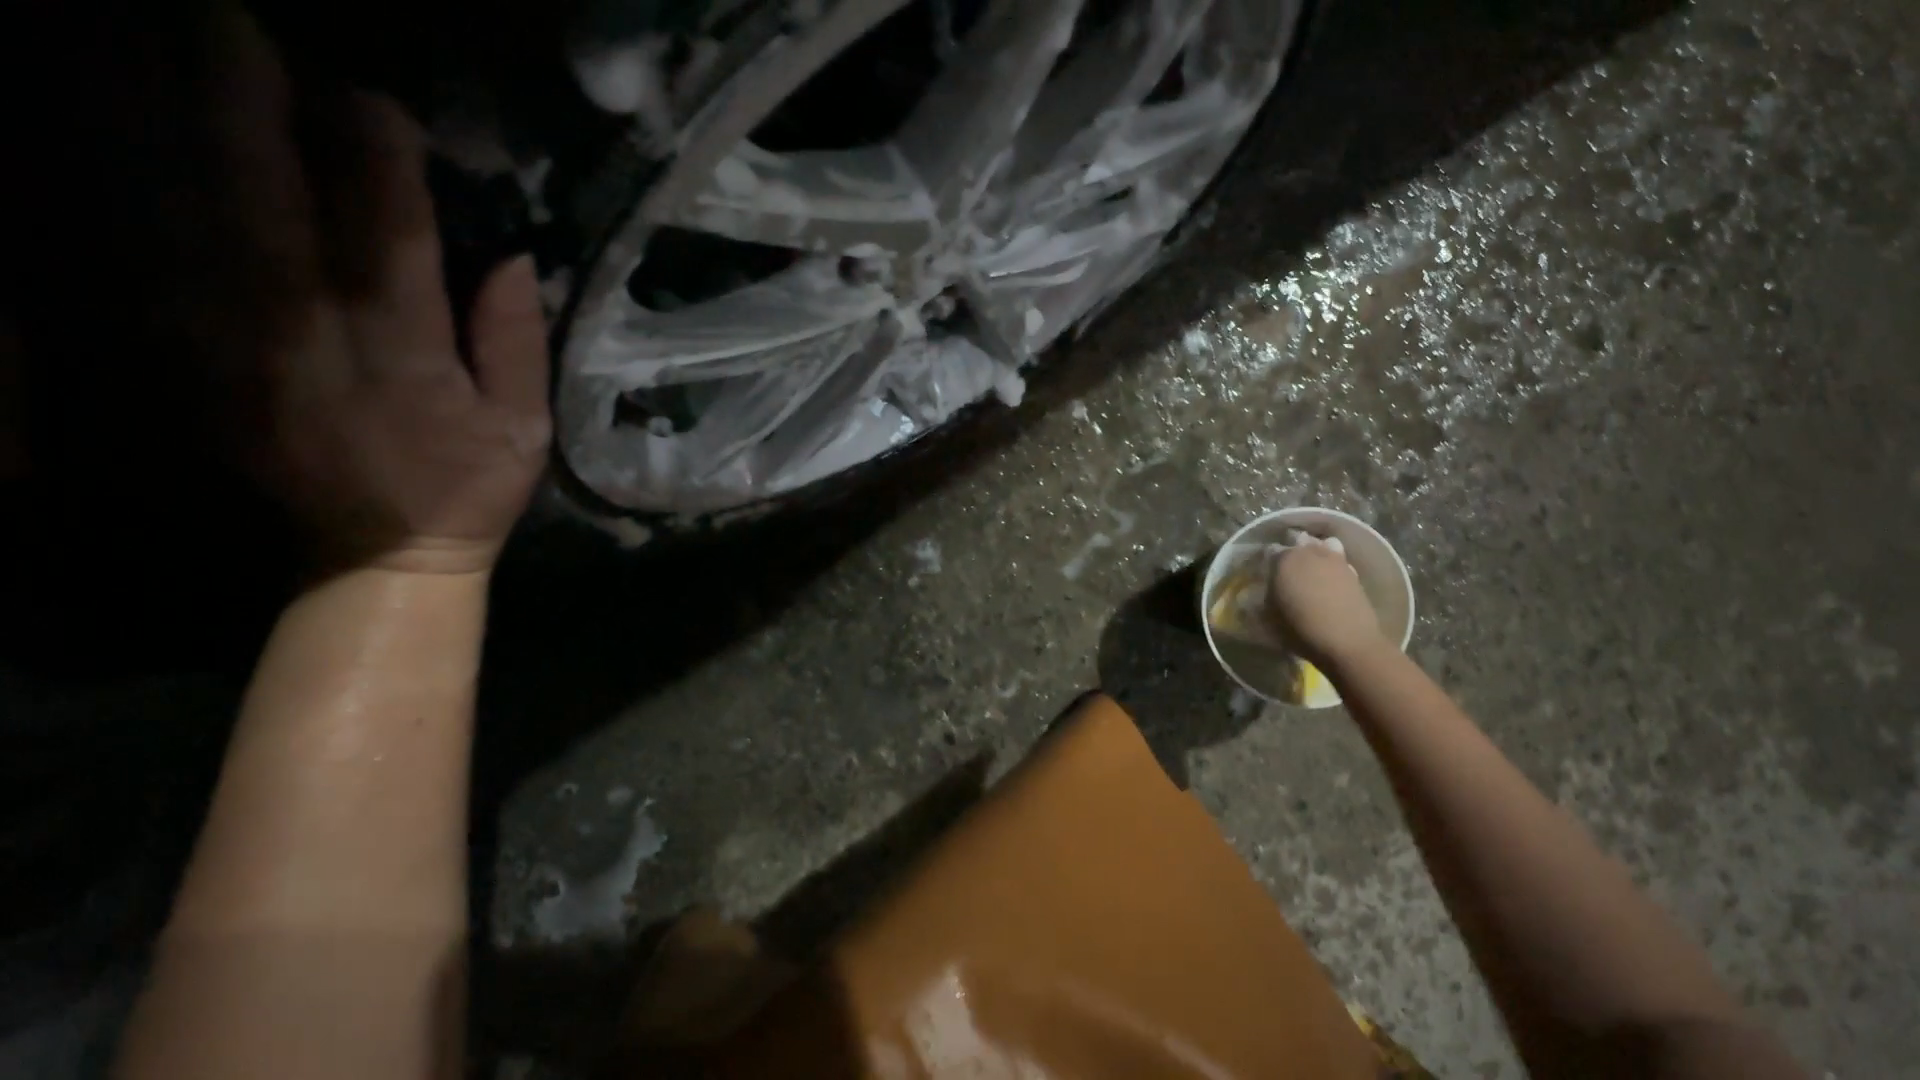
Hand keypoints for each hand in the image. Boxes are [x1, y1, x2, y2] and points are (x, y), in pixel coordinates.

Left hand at [203, 14, 549, 575]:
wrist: (374, 560)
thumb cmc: (465, 491)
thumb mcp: (524, 428)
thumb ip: (516, 341)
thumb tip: (511, 255)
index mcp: (407, 349)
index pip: (390, 228)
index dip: (378, 154)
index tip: (372, 101)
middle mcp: (318, 336)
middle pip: (272, 203)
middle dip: (249, 109)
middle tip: (228, 27)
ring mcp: (248, 350)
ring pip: (204, 222)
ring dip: (189, 136)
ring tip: (180, 63)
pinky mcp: (209, 369)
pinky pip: (173, 268)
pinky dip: (157, 204)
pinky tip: (156, 155)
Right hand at [1266, 541, 1386, 665]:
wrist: (1349, 643)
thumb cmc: (1301, 630)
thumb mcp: (1268, 619)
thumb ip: (1260, 600)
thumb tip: (1253, 594)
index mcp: (1283, 559)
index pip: (1269, 551)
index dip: (1267, 564)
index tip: (1266, 577)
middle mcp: (1309, 552)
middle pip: (1296, 544)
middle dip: (1290, 556)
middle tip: (1286, 575)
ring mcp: (1334, 559)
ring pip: (1319, 547)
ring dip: (1312, 557)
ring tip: (1309, 574)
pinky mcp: (1353, 571)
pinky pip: (1337, 561)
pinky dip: (1330, 567)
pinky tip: (1328, 583)